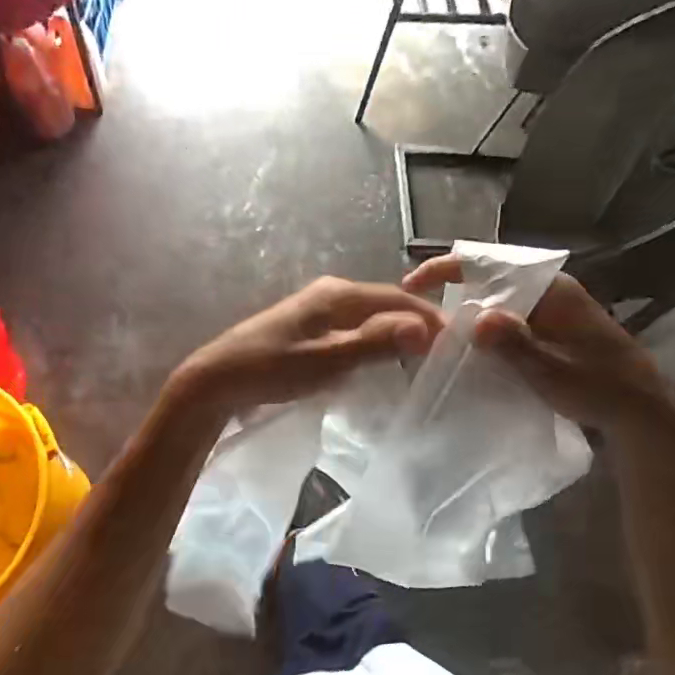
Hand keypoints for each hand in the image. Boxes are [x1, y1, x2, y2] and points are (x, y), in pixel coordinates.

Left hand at [174, 277, 444, 414]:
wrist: (217, 380)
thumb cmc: (270, 368)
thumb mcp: (326, 359)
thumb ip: (374, 343)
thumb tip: (425, 328)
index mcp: (339, 293)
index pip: (399, 299)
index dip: (431, 320)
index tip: (458, 348)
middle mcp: (331, 294)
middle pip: (387, 306)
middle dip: (417, 329)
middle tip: (444, 362)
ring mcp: (318, 311)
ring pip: (371, 320)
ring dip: (396, 338)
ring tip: (421, 367)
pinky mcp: (308, 331)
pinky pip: (354, 332)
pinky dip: (374, 345)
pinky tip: (381, 367)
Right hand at [402, 256, 674, 434]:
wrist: (640, 411)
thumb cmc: (600, 388)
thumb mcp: (553, 371)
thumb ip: (515, 344)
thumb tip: (474, 318)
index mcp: (550, 289)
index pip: (491, 263)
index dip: (448, 268)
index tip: (413, 284)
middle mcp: (547, 290)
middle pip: (488, 277)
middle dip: (450, 288)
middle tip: (416, 311)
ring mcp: (548, 308)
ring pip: (494, 298)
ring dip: (463, 310)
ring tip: (431, 330)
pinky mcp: (547, 328)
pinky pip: (504, 317)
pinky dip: (480, 327)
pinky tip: (464, 347)